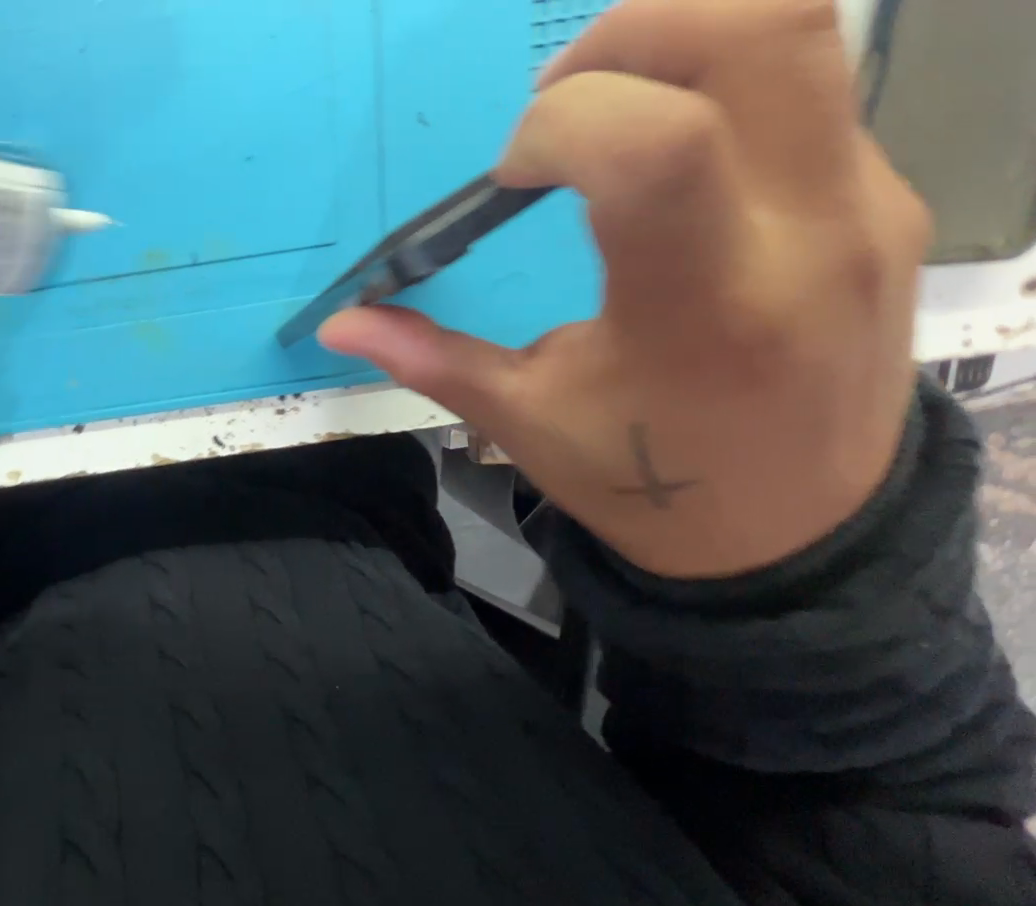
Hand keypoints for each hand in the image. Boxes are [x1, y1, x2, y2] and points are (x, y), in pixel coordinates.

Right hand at [321, 0, 929, 578]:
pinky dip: (716, 99)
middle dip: (625, 34)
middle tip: (558, 107)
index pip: (652, 142)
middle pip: (758, 27)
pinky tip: (670, 178)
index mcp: (701, 307)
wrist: (796, 530)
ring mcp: (867, 200)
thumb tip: (339, 324)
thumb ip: (430, 359)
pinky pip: (806, 93)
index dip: (557, 127)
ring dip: (676, 48)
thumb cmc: (646, 482)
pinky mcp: (891, 195)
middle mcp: (808, 230)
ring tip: (608, 121)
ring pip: (798, 35)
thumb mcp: (526, 424)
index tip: (511, 178)